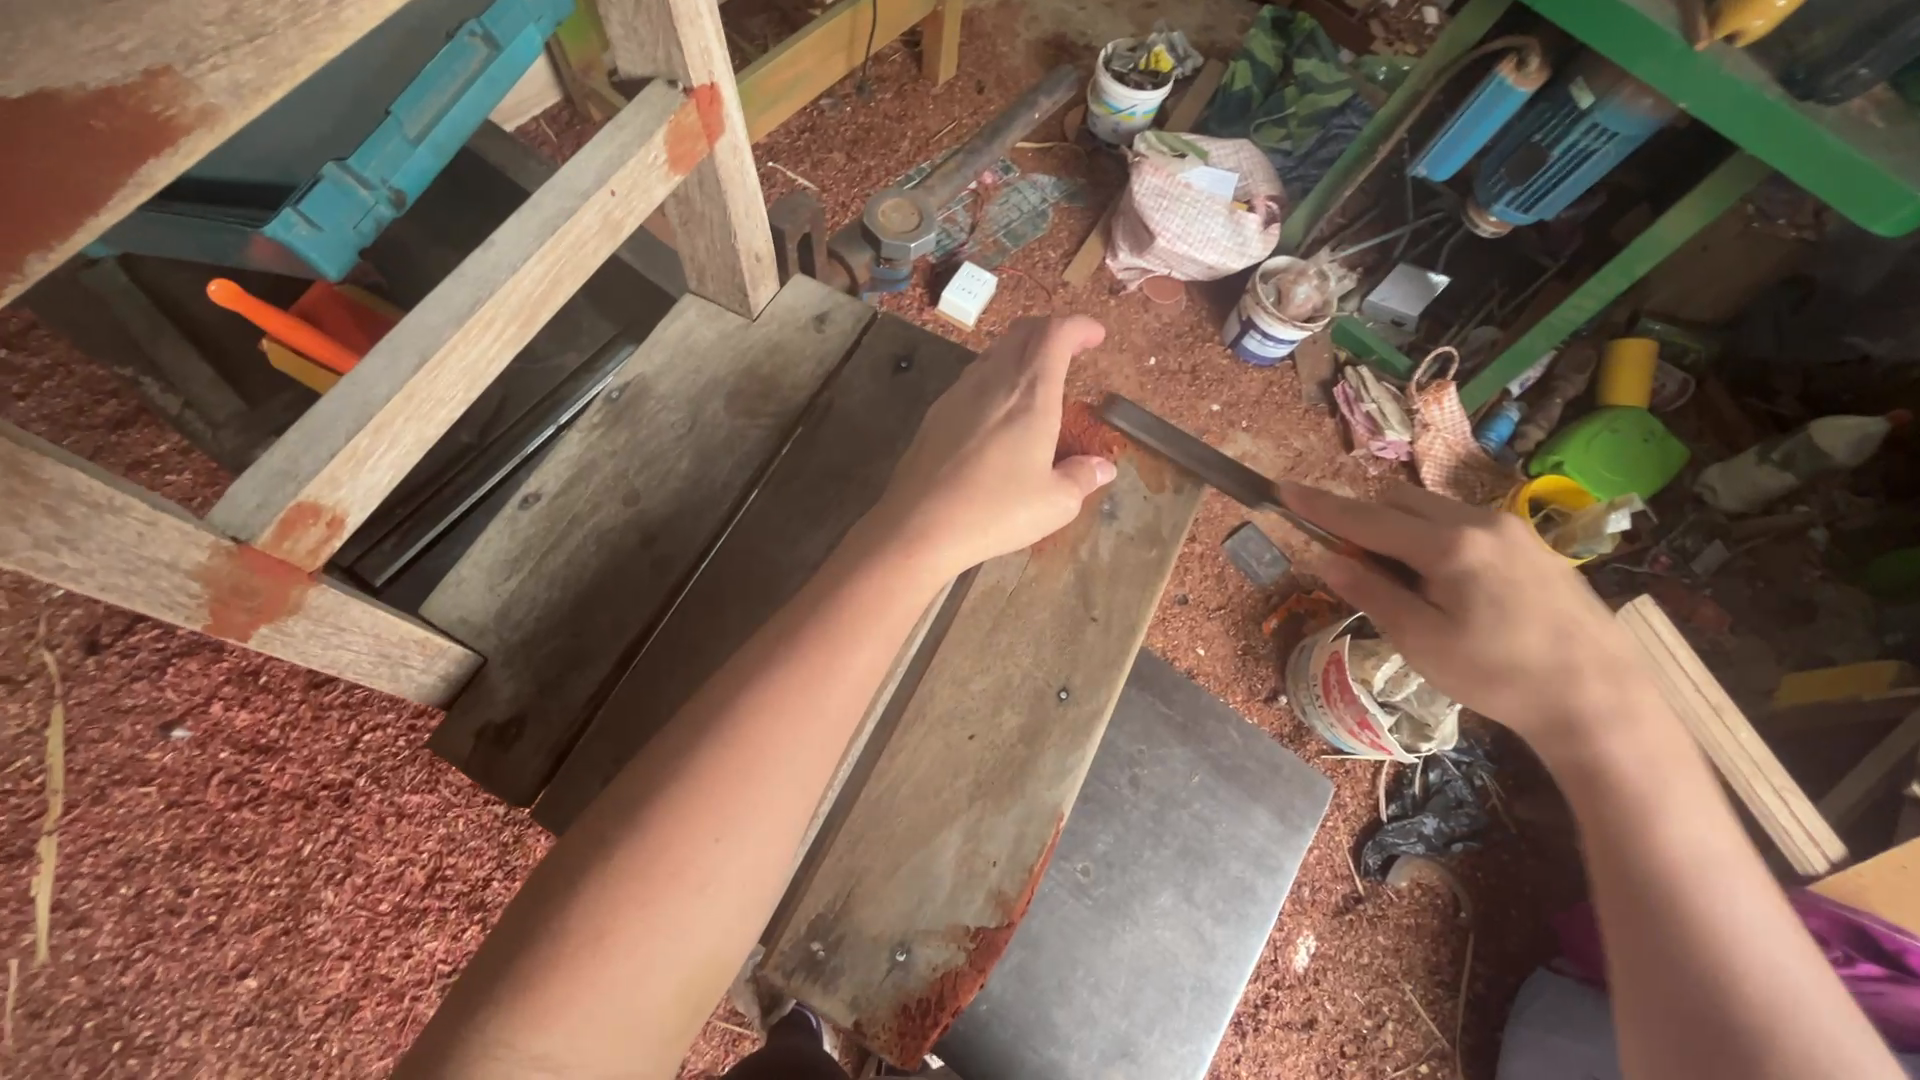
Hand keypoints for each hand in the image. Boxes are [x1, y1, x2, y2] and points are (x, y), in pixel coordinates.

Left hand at [870, 316, 1116, 578]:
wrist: (918, 526)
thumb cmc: (996, 512)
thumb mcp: (1056, 503)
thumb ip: (1082, 477)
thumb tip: (1102, 468)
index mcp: (1031, 394)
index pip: (1055, 333)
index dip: (1079, 326)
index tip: (1096, 336)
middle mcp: (993, 381)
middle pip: (1022, 332)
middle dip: (1051, 331)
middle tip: (1070, 348)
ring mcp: (958, 394)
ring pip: (994, 352)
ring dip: (1021, 352)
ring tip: (1037, 377)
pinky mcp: (936, 414)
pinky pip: (972, 378)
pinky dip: (996, 376)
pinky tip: (998, 409)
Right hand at [1281, 480, 1657, 753]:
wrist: (1599, 698)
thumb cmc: (1499, 677)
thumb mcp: (1420, 641)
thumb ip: (1371, 592)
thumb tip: (1326, 559)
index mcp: (1449, 546)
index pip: (1365, 517)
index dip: (1319, 506)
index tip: (1282, 489)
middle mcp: (1480, 522)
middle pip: (1398, 499)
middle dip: (1363, 519)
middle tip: (1354, 567)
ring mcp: (1511, 530)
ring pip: (1432, 509)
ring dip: (1400, 530)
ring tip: (1404, 585)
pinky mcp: (1531, 545)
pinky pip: (1463, 524)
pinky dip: (1434, 539)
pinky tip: (1447, 588)